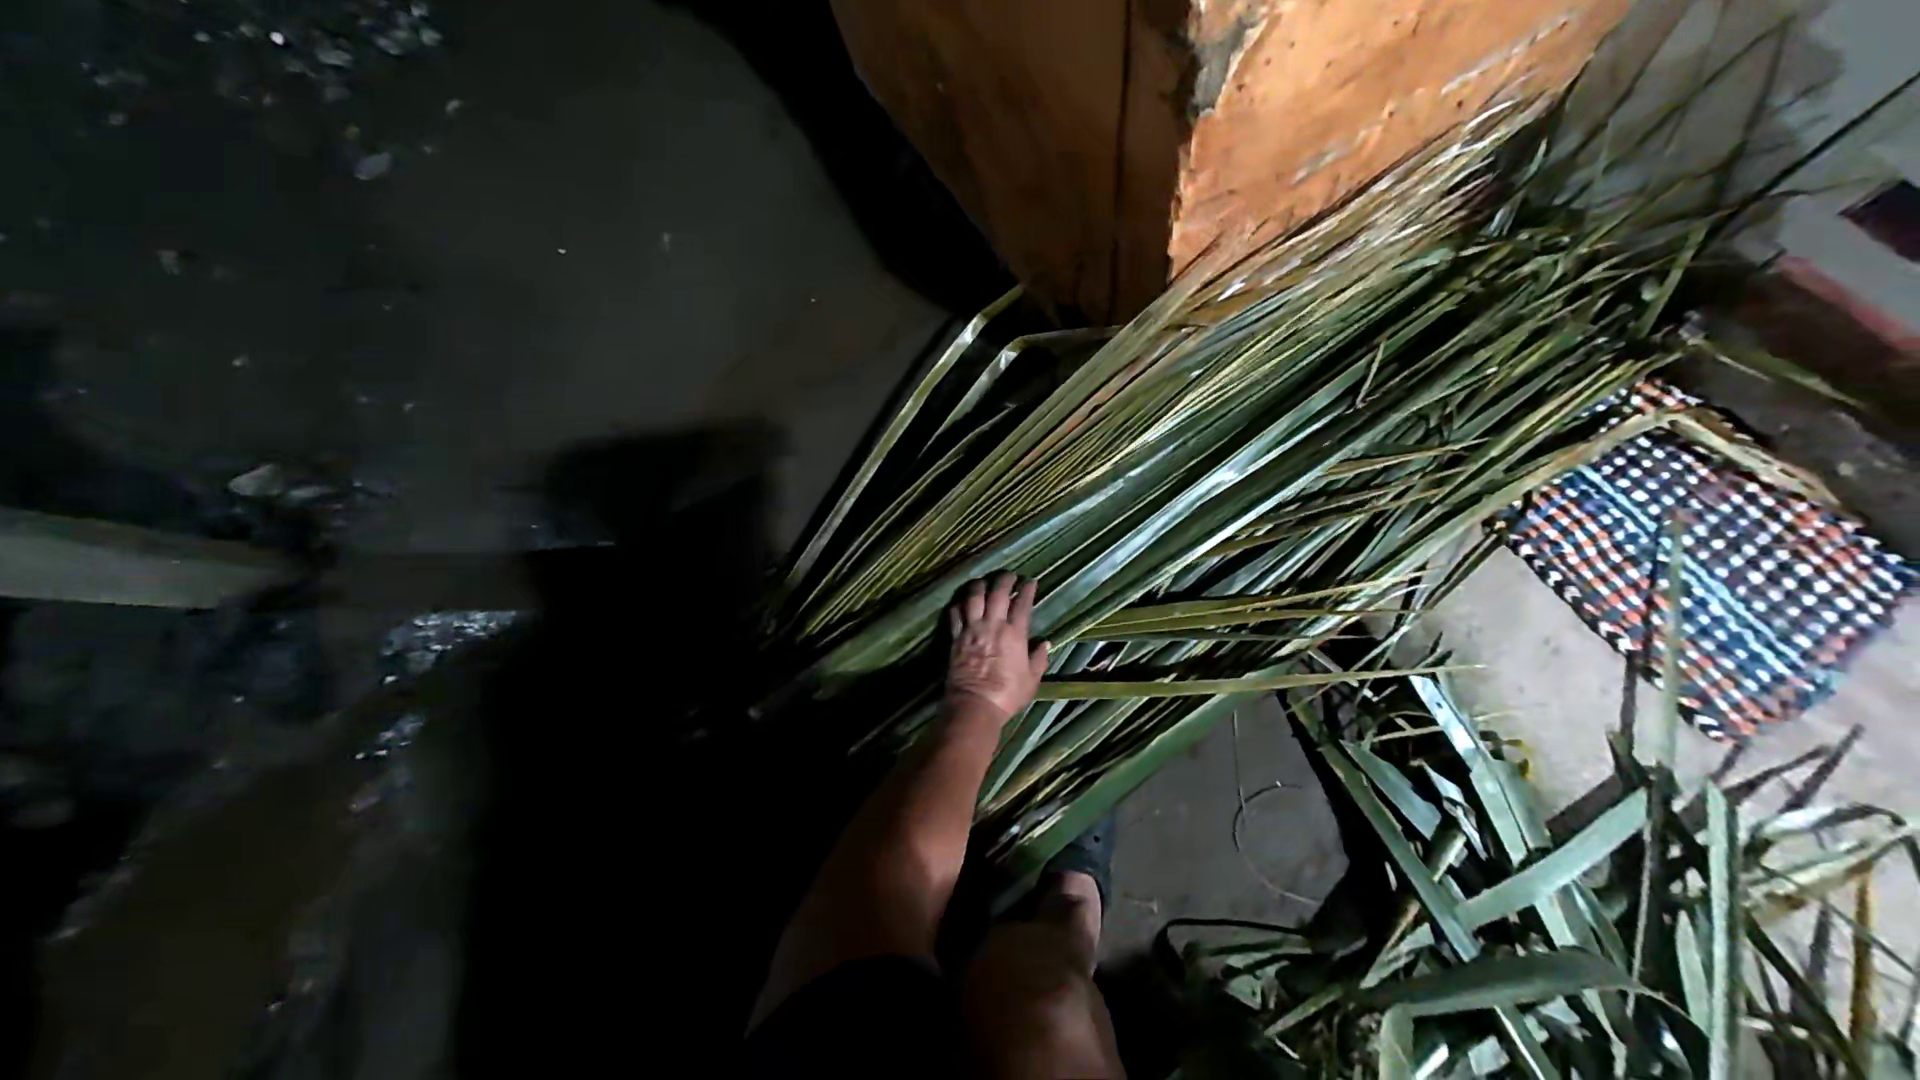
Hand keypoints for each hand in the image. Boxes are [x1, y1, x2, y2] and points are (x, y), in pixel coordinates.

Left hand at [945, 572, 1049, 725]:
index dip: (1027, 589)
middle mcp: (993, 625)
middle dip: (1004, 580)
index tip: (1030, 582)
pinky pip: (955, 614)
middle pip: (997, 593)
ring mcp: (972, 630)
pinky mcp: (956, 638)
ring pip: (973, 598)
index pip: (1022, 604)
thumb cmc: (1007, 694)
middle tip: (1009, 575)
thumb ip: (1039, 659)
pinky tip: (961, 602)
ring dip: (979, 586)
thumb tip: (1045, 643)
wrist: (975, 705)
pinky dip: (958, 605)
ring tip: (983, 582)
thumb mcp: (1032, 679)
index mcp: (1015, 634)